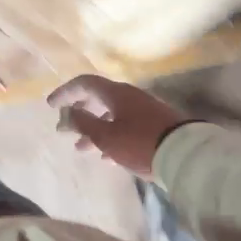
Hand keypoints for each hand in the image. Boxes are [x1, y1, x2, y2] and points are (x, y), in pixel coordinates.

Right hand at [50, 74, 193, 176]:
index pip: (84, 83)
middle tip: (66, 127)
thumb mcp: (106, 136)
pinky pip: (127, 127)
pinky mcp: (157, 127)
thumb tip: (68, 112)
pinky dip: (113, 137)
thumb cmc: (140, 143)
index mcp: (116, 93)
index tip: (51, 106)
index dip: (65, 92)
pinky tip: (107, 156)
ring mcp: (145, 112)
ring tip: (82, 149)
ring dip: (95, 130)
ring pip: (112, 116)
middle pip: (98, 99)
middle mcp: (130, 97)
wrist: (188, 157)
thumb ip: (83, 123)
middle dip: (80, 114)